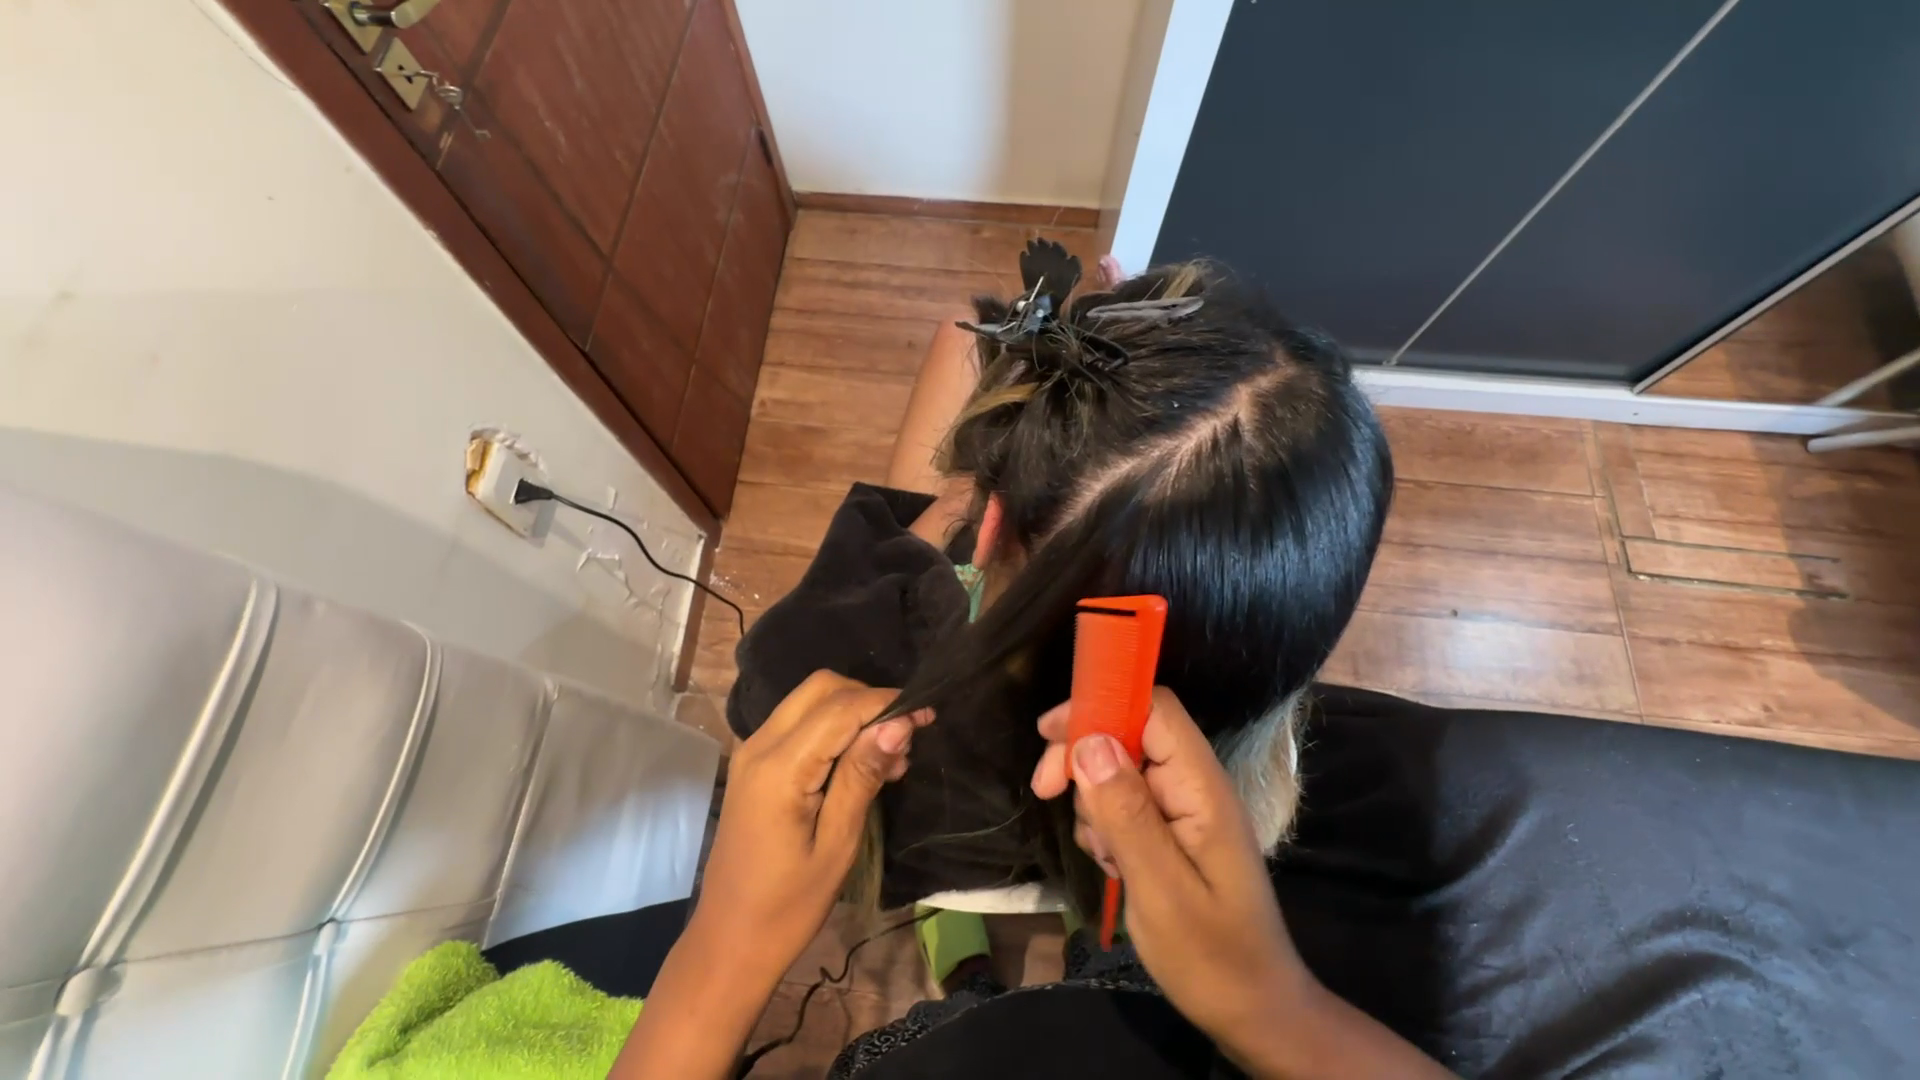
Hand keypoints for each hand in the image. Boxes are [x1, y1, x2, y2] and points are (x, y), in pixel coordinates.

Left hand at [694, 670, 928, 975]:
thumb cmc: (789, 904)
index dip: (888, 703)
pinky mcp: (754, 763)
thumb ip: (863, 775)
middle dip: (868, 700)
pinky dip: (832, 726)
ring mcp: (752, 751)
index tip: (928, 715)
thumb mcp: (837, 843)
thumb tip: (898, 723)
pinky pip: (798, 722)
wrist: (730, 939)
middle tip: (904, 738)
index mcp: (780, 767)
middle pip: (822, 687)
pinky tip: (859, 762)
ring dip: (852, 712)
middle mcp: (760, 745)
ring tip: (888, 758)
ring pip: (809, 700)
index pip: (841, 707)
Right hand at [1030, 689, 1305, 1041]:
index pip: (1154, 709)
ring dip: (1094, 803)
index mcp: (1201, 787)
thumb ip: (1126, 813)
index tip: (1050, 735)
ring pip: (1118, 771)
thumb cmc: (1212, 956)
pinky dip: (1105, 827)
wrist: (1252, 1012)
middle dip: (1082, 758)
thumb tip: (1089, 744)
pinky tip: (1114, 865)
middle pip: (1127, 734)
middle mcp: (1193, 786)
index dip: (1101, 706)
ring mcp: (1183, 809)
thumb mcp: (1161, 888)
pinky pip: (1123, 805)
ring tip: (1107, 857)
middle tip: (1045, 793)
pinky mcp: (1172, 832)